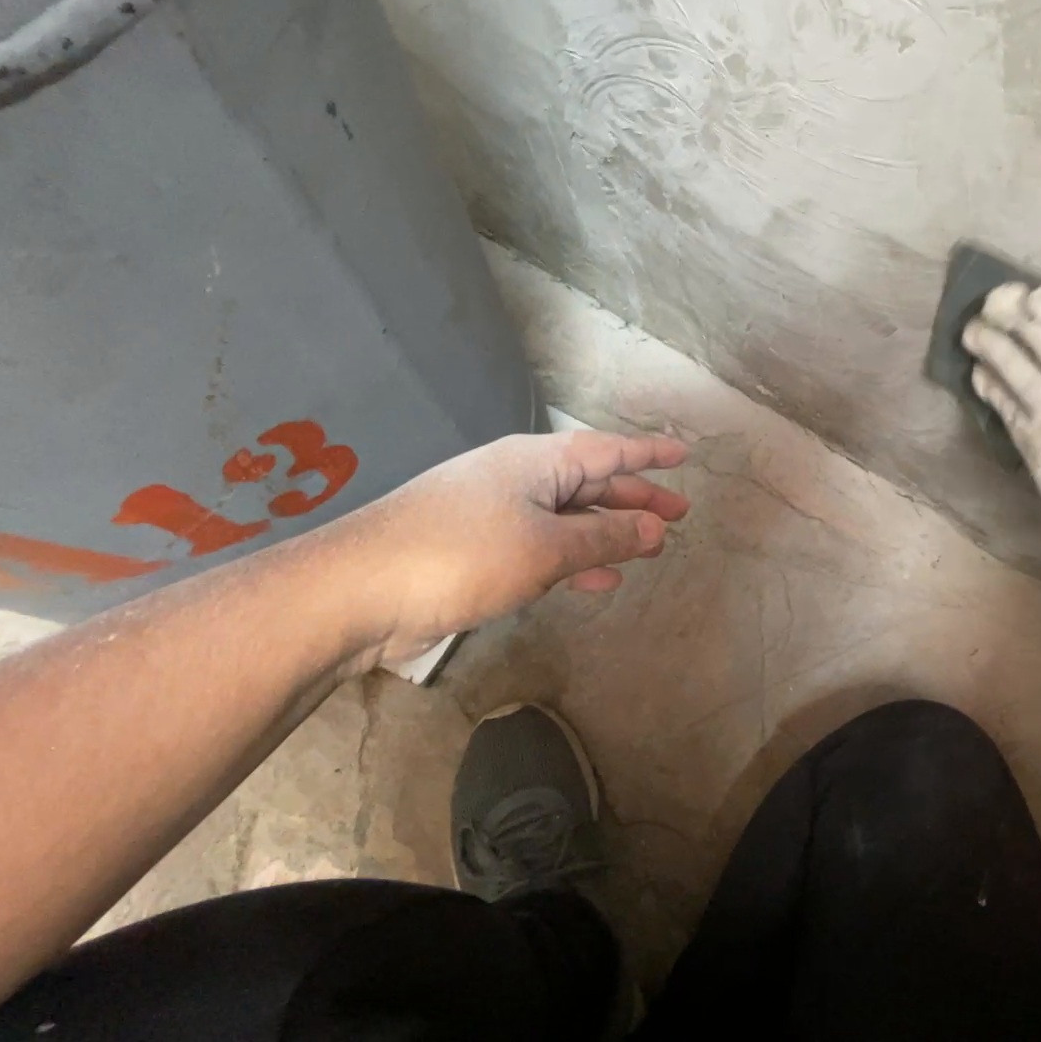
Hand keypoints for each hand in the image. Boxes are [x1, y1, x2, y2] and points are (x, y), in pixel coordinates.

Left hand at [336, 430, 689, 662]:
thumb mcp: (547, 547)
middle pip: (591, 482)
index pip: (608, 449)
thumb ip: (606, 537)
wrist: (355, 593)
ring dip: (610, 532)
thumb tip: (657, 529)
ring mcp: (495, 513)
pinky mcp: (478, 549)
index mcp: (536, 461)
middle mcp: (518, 478)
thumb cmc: (462, 556)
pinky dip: (576, 560)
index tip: (685, 453)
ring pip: (570, 517)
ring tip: (650, 549)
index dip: (649, 452)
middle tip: (678, 515)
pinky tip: (598, 581)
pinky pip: (544, 546)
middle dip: (637, 499)